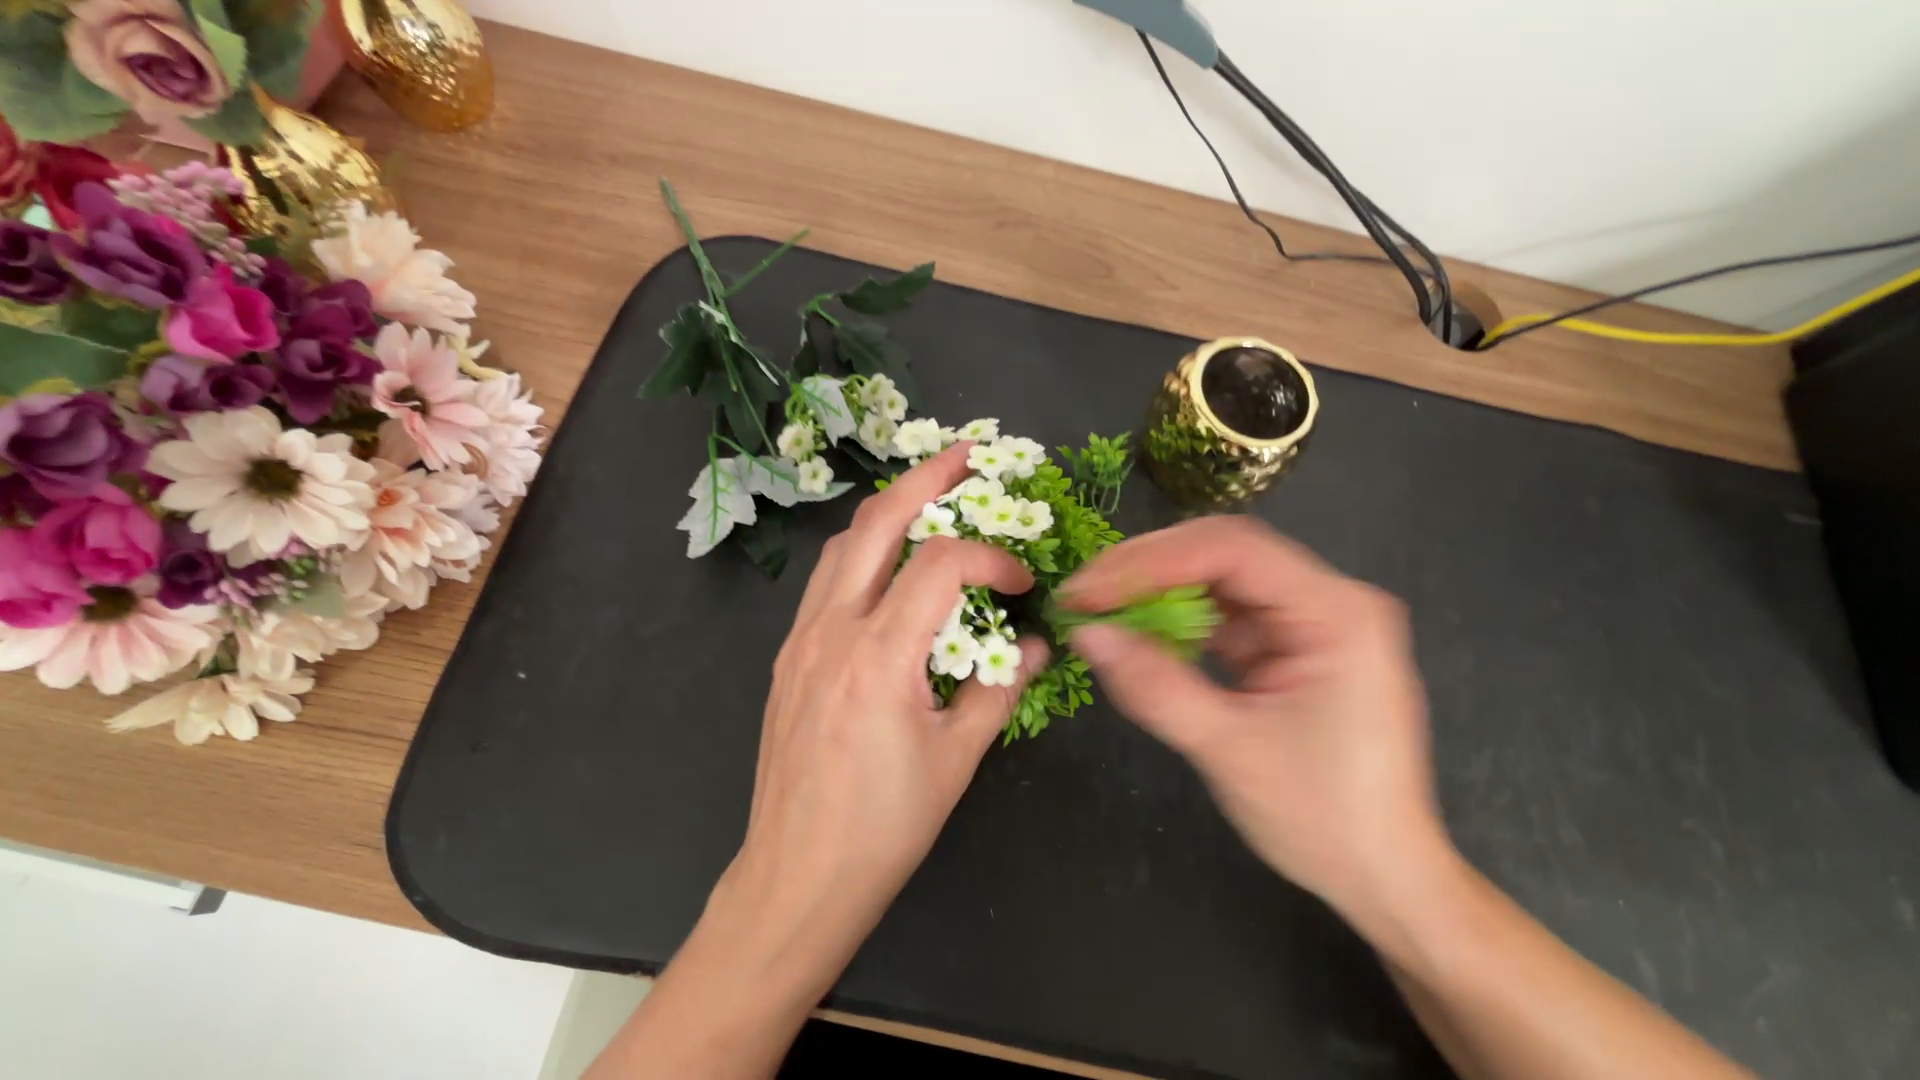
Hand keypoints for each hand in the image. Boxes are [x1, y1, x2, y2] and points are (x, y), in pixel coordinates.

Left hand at [714, 444, 1047, 971]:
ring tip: (926, 498)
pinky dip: (860, 556)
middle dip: (924, 479)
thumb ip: (999, 691)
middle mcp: (831, 633)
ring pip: (840, 548)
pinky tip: (885, 571)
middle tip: (964, 452)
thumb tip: (1035, 647)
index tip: (1020, 586)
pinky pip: (824, 585)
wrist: (797, 876)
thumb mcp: (957, 761)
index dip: (990, 560)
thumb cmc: (884, 827)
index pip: (940, 565)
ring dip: (886, 513)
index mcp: (879, 657)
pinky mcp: (786, 661)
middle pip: (875, 525)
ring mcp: (800, 643)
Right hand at [1061, 516, 1447, 931]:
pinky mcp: (1292, 648)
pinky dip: (1177, 626)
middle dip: (1146, 571)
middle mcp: (1328, 601)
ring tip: (1098, 611)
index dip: (1148, 562)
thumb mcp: (1228, 749)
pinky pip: (1225, 618)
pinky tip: (1138, 636)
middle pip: (1224, 556)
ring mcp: (1310, 623)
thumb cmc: (1321, 818)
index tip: (1086, 591)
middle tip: (1081, 597)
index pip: (1231, 551)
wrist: (1381, 876)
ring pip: (1219, 583)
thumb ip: (1155, 686)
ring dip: (1157, 595)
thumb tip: (1086, 635)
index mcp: (1335, 612)